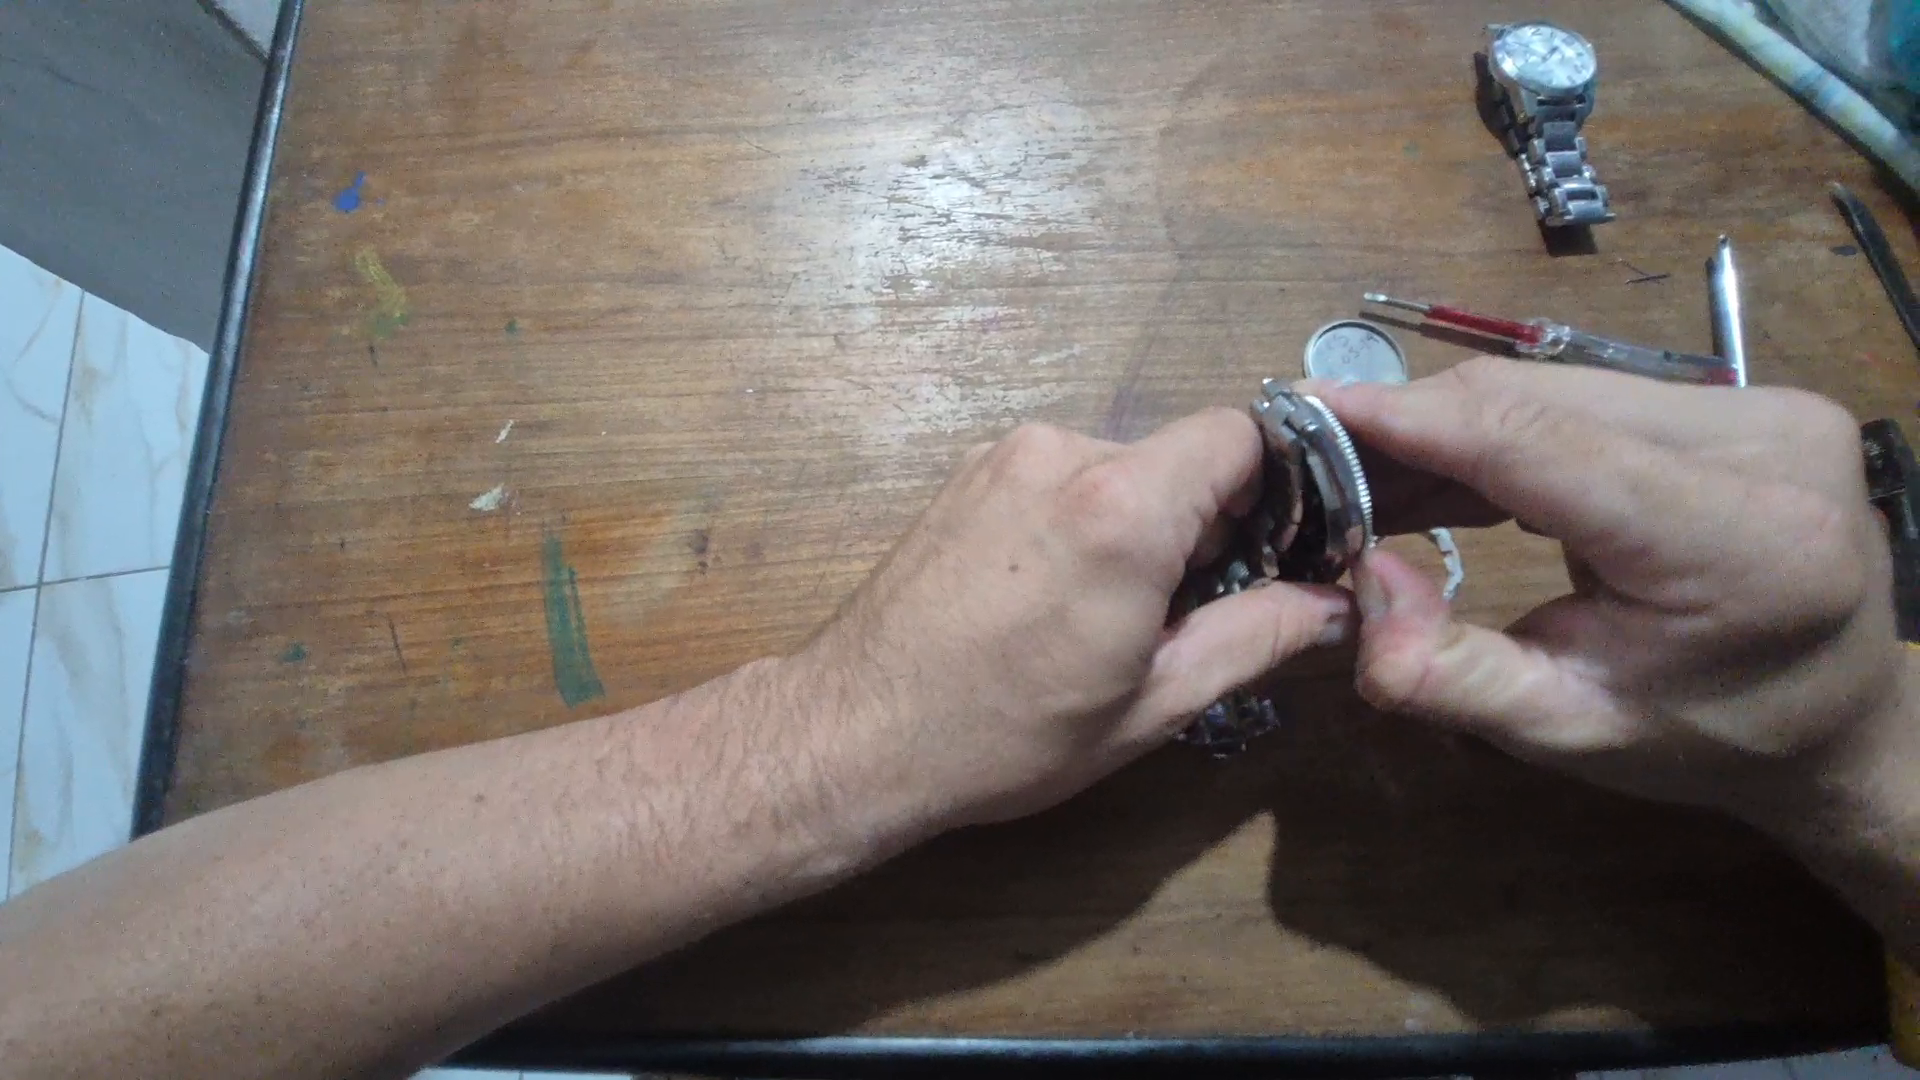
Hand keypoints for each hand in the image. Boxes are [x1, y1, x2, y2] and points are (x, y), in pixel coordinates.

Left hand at [794, 409, 1355, 829]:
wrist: (858, 728)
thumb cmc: (1008, 735)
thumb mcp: (1152, 703)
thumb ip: (1256, 635)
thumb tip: (1333, 601)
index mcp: (1121, 507)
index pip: (1239, 433)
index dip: (1270, 487)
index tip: (1261, 554)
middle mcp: (1059, 453)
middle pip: (1174, 455)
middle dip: (1198, 520)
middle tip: (1175, 609)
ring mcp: (1002, 455)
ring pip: (1115, 466)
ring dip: (1134, 523)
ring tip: (1099, 609)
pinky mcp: (965, 472)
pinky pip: (1057, 474)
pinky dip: (1078, 515)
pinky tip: (1044, 588)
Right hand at [1309, 357, 1911, 828]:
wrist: (1831, 717)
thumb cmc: (1697, 738)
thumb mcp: (1557, 729)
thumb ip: (1445, 672)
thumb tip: (1359, 575)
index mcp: (1735, 536)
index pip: (1536, 442)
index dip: (1407, 419)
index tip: (1306, 408)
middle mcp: (1756, 441)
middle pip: (1524, 398)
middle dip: (1399, 424)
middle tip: (1308, 460)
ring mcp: (1742, 408)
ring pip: (1529, 388)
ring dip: (1425, 428)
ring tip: (1348, 473)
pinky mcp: (1713, 405)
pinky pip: (1552, 400)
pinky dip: (1466, 435)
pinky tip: (1413, 473)